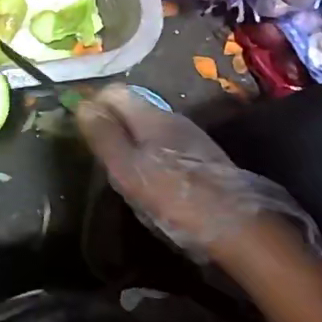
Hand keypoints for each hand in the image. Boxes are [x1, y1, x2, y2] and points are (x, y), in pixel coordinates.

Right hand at [76, 84, 313, 259]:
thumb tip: (82, 104)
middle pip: (132, 108)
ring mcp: (192, 138)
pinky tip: (151, 179)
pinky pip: (165, 145)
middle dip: (111, 124)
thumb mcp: (127, 169)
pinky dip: (150, 154)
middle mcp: (173, 118)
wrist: (239, 229)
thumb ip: (104, 136)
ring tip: (120, 169)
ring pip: (149, 128)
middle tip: (98, 154)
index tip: (82, 130)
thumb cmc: (174, 198)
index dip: (94, 105)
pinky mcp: (203, 159)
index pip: (114, 92)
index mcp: (151, 116)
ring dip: (131, 141)